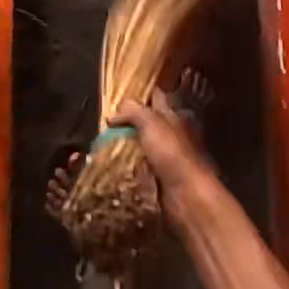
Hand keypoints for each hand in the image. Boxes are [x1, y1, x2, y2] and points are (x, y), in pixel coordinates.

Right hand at [110, 89, 216, 208]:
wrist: (186, 194)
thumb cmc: (172, 153)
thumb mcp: (151, 123)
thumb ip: (133, 112)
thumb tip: (112, 115)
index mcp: (173, 115)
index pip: (156, 97)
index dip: (140, 94)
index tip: (118, 96)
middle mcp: (170, 133)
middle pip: (146, 122)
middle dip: (127, 123)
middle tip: (103, 125)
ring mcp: (165, 156)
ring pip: (141, 145)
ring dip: (124, 146)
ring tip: (102, 146)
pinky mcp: (159, 177)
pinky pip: (139, 167)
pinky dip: (127, 167)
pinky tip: (111, 166)